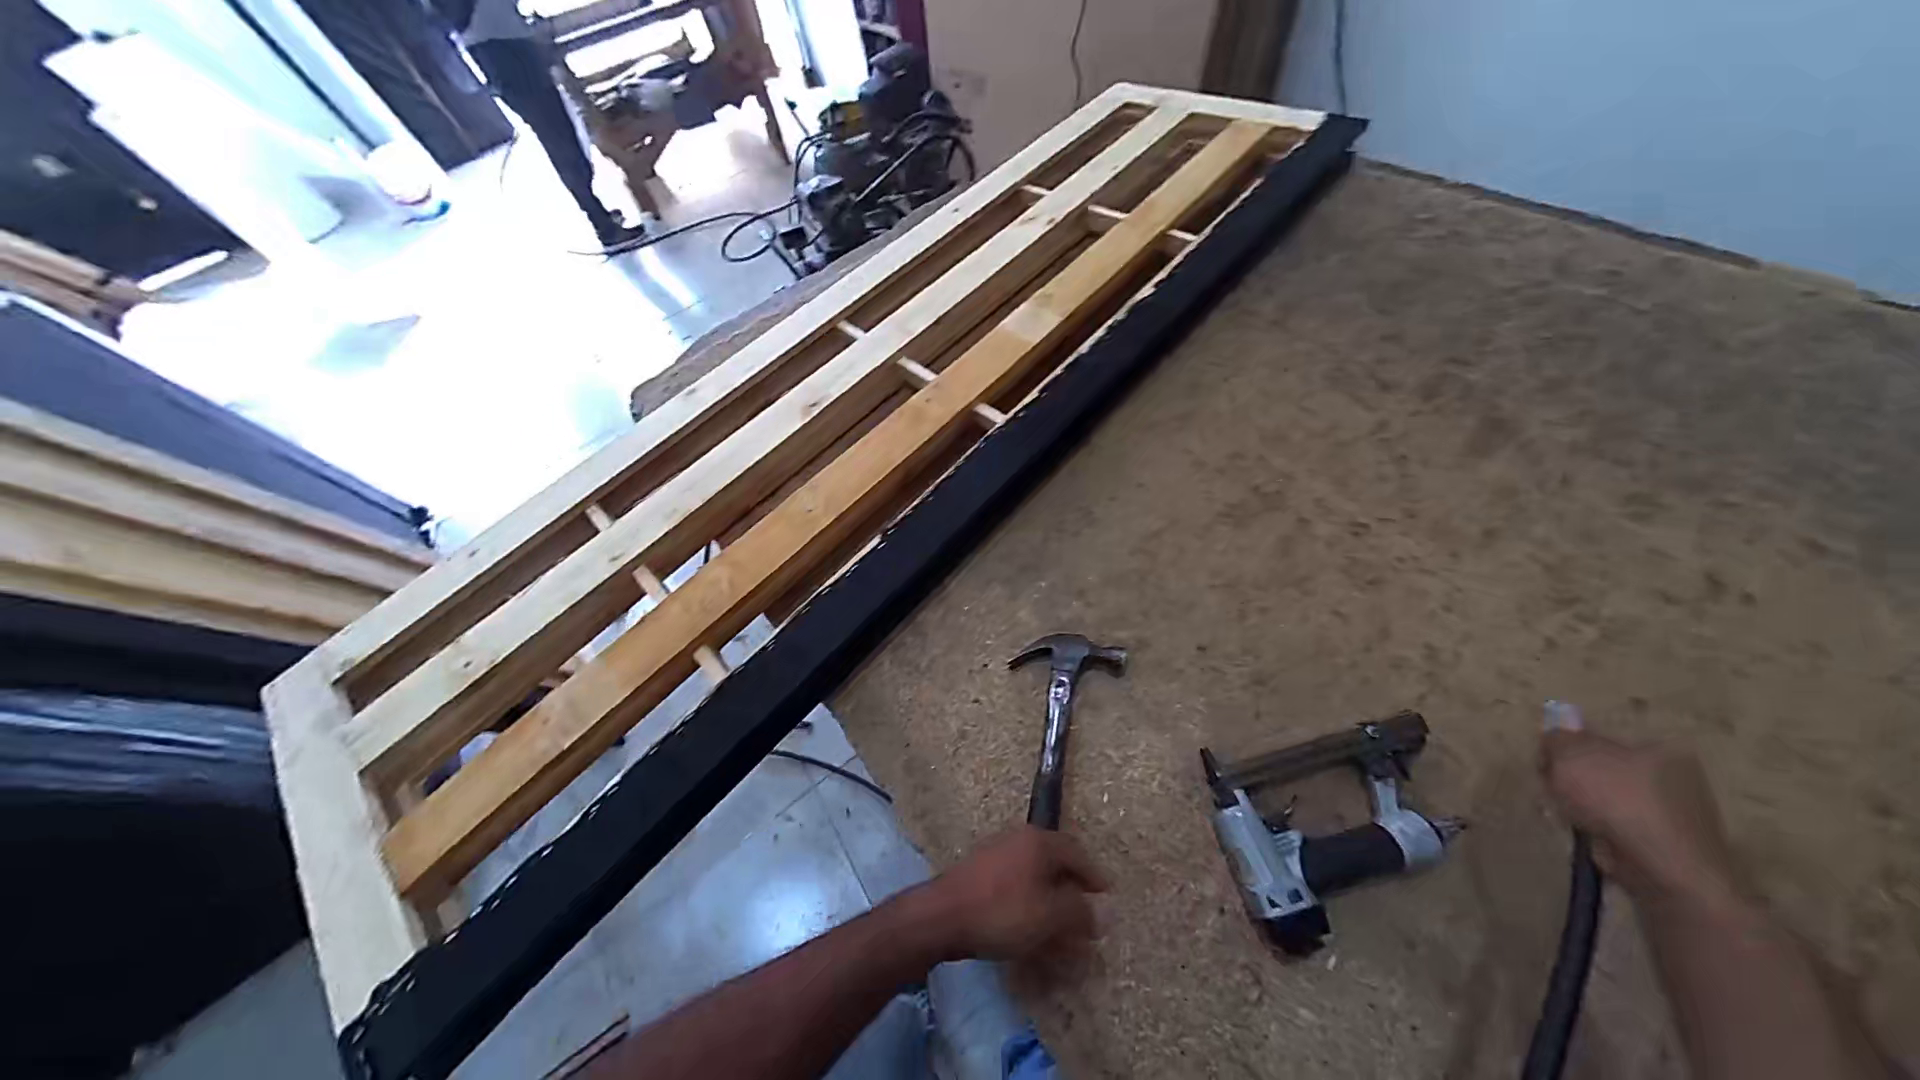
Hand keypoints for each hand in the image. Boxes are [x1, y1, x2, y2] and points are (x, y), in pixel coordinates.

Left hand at [917, 827, 1110, 962]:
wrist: (943, 915)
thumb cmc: (1003, 911)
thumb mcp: (1050, 915)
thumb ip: (1079, 912)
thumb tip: (1102, 911)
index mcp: (1039, 841)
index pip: (1077, 853)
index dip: (1094, 876)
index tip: (1106, 896)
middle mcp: (1018, 840)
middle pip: (1055, 865)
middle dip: (1072, 894)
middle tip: (1085, 918)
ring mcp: (996, 855)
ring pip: (1034, 879)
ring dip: (1051, 904)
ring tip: (1061, 933)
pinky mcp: (980, 874)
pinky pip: (1015, 888)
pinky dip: (1029, 907)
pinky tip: (1031, 932)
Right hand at [1540, 729, 1748, 909]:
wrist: (1661, 867)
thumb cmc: (1617, 800)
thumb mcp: (1570, 754)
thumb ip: (1556, 739)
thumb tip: (1554, 742)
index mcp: (1659, 748)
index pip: (1600, 737)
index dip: (1567, 747)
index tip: (1549, 762)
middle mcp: (1672, 776)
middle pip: (1600, 767)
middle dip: (1570, 777)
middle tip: (1554, 788)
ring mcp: (1672, 812)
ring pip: (1604, 797)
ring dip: (1577, 803)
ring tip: (1565, 814)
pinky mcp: (1663, 841)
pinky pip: (1615, 824)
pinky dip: (1594, 826)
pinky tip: (1583, 832)